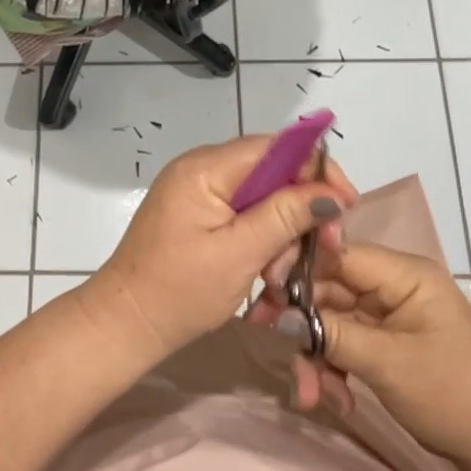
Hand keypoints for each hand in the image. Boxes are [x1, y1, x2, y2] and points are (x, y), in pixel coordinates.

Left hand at [80, 134, 356, 357]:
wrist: (126, 323)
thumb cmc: (180, 291)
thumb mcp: (239, 255)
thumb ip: (285, 217)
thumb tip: (330, 190)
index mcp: (205, 168)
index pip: (275, 148)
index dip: (316, 170)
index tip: (344, 207)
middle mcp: (201, 168)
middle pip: (272, 172)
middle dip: (301, 210)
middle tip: (324, 250)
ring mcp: (197, 191)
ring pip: (262, 197)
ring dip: (283, 233)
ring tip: (282, 275)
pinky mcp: (197, 213)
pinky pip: (243, 214)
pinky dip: (262, 240)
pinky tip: (268, 273)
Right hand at [251, 242, 470, 466]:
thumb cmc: (451, 395)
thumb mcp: (386, 362)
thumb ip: (329, 332)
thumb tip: (277, 315)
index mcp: (407, 273)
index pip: (340, 251)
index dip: (299, 264)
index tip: (263, 286)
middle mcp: (397, 284)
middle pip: (331, 286)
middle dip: (303, 320)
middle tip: (267, 339)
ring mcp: (392, 313)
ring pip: (334, 318)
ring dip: (317, 354)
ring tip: (310, 394)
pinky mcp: (388, 340)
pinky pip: (347, 340)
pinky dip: (334, 367)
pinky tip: (332, 398)